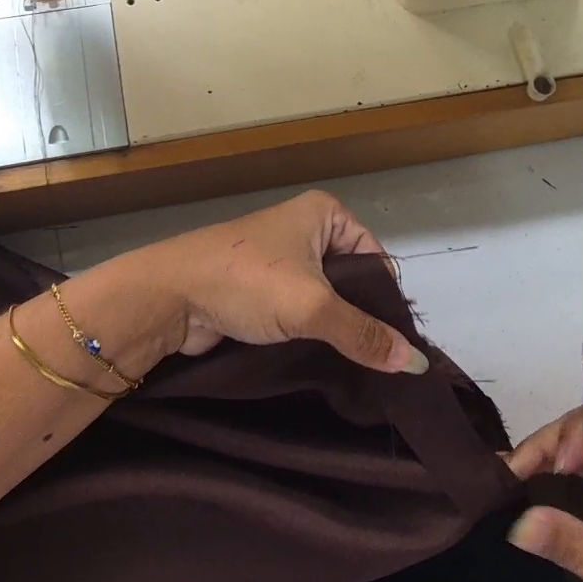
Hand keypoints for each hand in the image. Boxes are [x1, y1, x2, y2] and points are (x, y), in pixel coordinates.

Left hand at [129, 191, 429, 373]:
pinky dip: (311, 335)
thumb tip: (416, 364)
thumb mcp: (312, 306)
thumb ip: (364, 335)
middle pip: (353, 282)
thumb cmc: (245, 283)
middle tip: (378, 361)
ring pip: (325, 300)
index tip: (393, 343)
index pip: (376, 259)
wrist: (167, 297)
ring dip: (335, 330)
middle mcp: (305, 230)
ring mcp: (281, 261)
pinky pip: (300, 312)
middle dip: (361, 318)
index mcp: (324, 214)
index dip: (385, 300)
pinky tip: (325, 363)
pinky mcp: (261, 291)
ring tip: (357, 367)